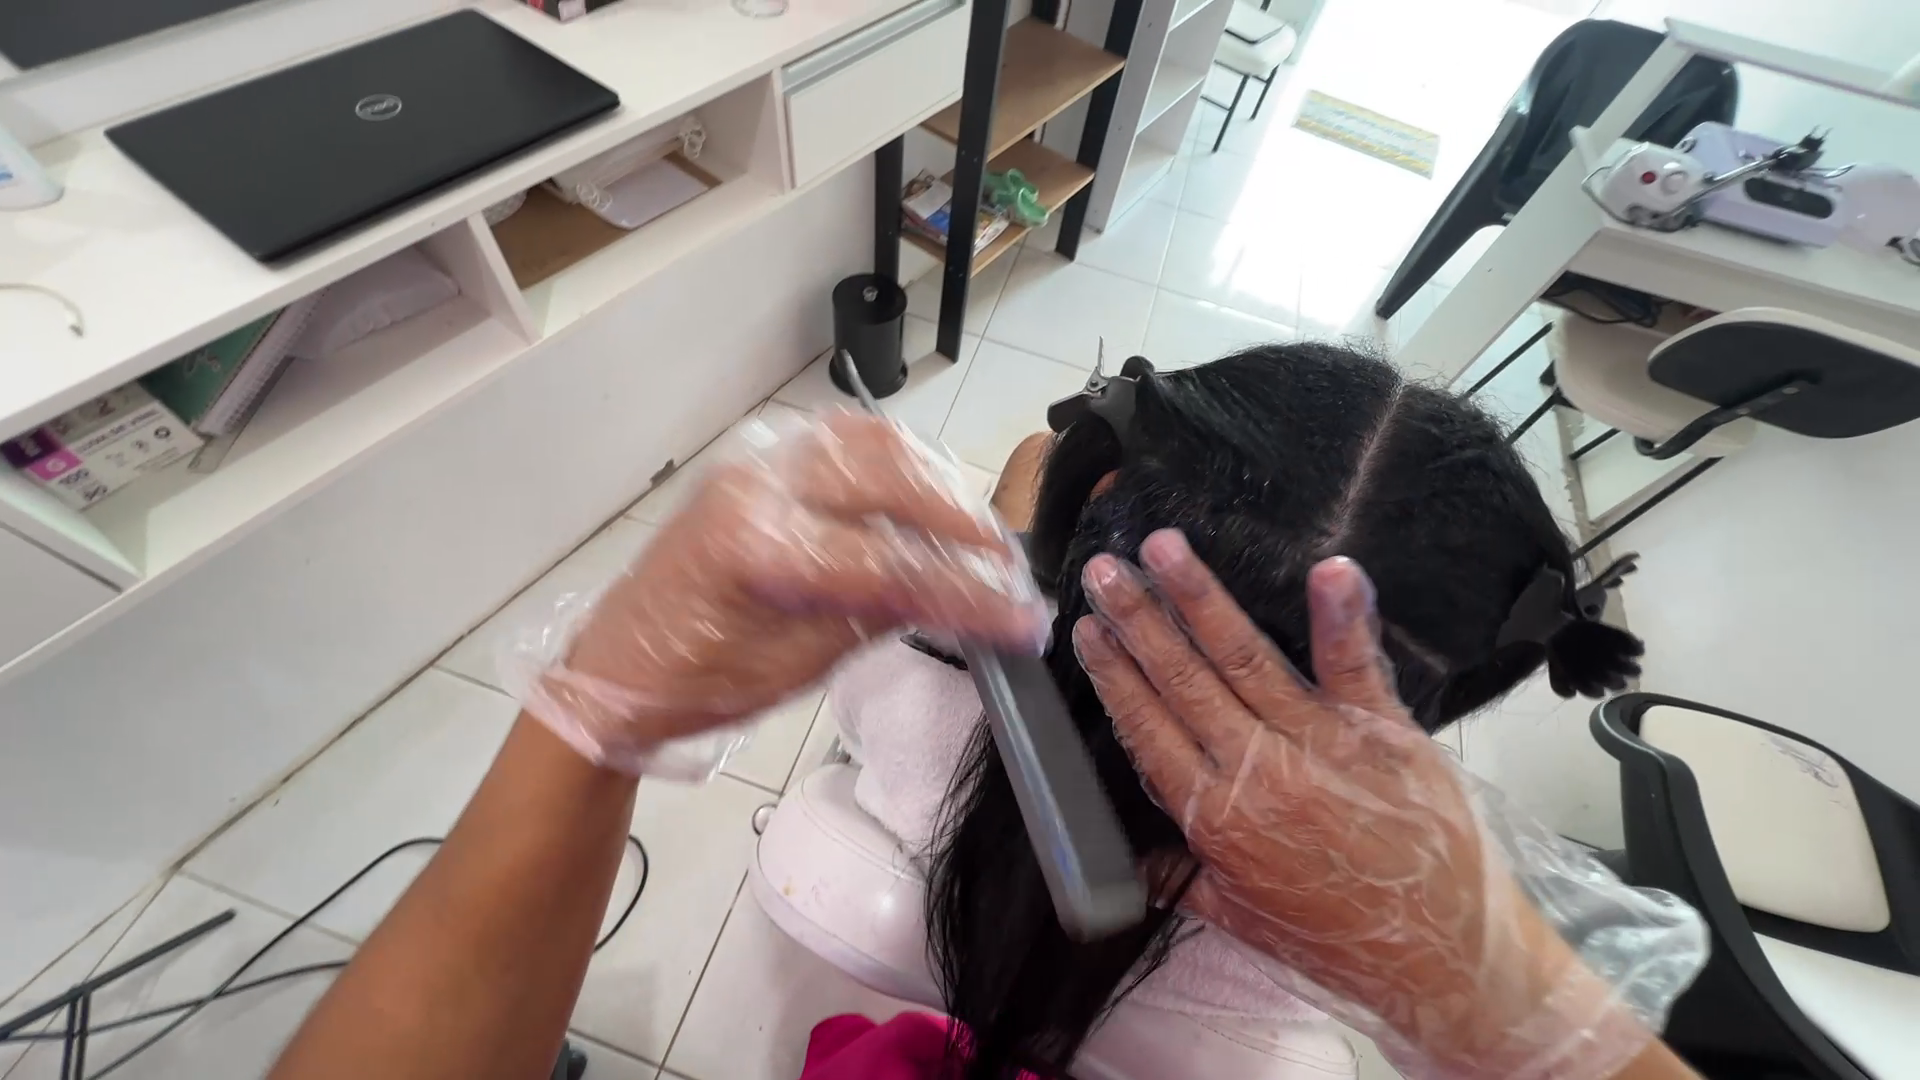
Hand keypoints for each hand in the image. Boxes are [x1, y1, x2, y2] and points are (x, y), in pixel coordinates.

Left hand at [510, 413, 1049, 773]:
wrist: (618, 667)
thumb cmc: (698, 685)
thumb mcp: (798, 666)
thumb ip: (880, 614)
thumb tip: (957, 592)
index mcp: (759, 548)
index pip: (893, 564)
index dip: (968, 594)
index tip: (1022, 620)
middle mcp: (760, 485)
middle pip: (893, 483)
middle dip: (964, 526)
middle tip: (1008, 571)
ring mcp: (758, 462)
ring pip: (875, 444)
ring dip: (937, 483)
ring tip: (976, 532)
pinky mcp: (759, 462)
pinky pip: (845, 440)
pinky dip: (898, 461)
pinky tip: (926, 492)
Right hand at [1073, 530, 1649, 1079]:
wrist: (1451, 968)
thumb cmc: (1337, 940)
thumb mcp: (1239, 918)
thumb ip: (1178, 877)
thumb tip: (1129, 853)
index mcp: (1218, 816)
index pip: (1148, 727)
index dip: (1114, 674)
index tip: (1087, 629)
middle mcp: (1260, 769)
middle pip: (1184, 679)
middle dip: (1139, 619)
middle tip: (1104, 571)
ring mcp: (1323, 743)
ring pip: (1245, 656)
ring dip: (1199, 598)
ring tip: (1163, 550)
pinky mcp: (1384, 731)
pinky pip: (1355, 665)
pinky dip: (1341, 616)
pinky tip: (1328, 568)